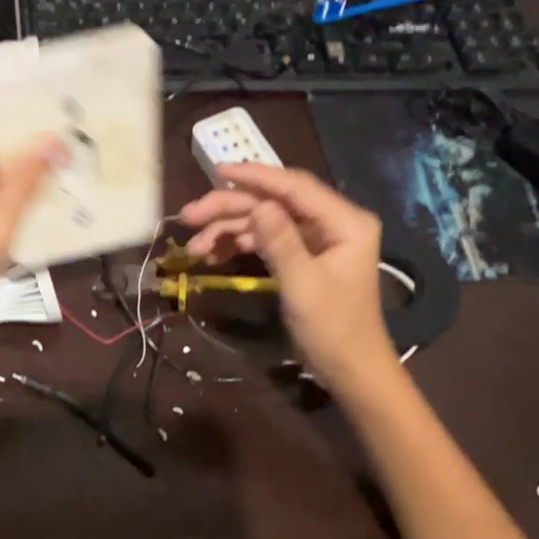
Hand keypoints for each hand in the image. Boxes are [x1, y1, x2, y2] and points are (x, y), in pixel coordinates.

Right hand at [180, 163, 396, 388]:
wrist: (350, 368)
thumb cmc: (333, 328)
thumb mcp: (304, 285)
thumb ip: (281, 242)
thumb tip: (258, 206)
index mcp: (345, 221)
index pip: (294, 187)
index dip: (256, 177)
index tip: (219, 170)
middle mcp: (332, 222)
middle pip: (273, 202)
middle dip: (230, 208)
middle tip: (189, 215)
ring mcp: (316, 239)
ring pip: (264, 221)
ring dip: (228, 229)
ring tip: (193, 246)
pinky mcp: (302, 256)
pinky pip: (265, 239)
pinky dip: (238, 244)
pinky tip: (212, 254)